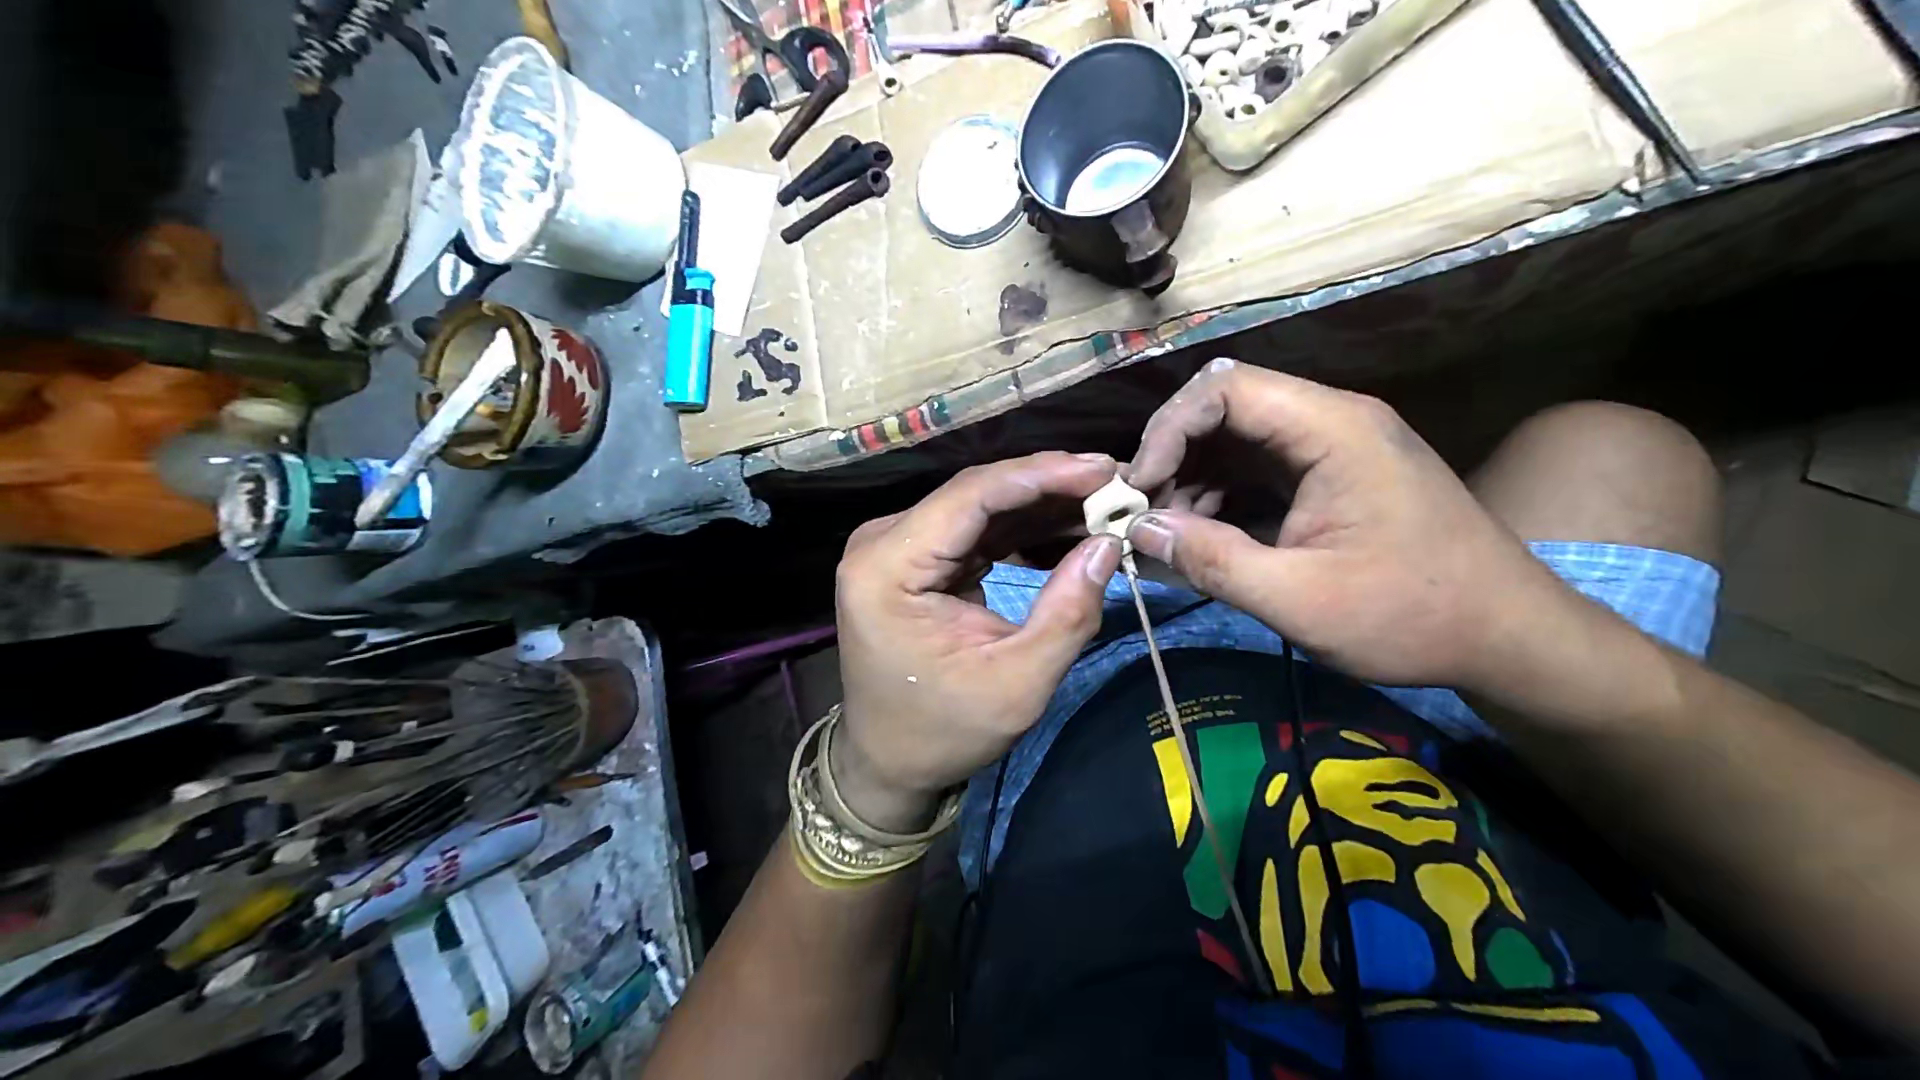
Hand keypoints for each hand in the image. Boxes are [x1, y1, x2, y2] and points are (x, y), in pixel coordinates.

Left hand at [833, 452, 1123, 830]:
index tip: (1104, 470)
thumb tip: (1109, 544)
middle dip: (1048, 487)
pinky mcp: (914, 559)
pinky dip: (1022, 530)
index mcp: (887, 567)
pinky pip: (975, 531)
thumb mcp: (1017, 686)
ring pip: (980, 508)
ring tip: (1104, 504)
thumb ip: (1067, 614)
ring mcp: (896, 547)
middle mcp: (883, 542)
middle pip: (975, 495)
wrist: (887, 759)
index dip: (1041, 476)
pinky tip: (1069, 529)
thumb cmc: (943, 731)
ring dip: (1041, 506)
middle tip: (1116, 485)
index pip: (970, 497)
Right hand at [1123, 360, 1587, 692]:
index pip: (1224, 388)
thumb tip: (1139, 531)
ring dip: (1189, 478)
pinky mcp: (1329, 475)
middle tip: (1141, 512)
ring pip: (1234, 438)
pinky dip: (1217, 495)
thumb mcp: (1300, 599)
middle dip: (1171, 455)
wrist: (1508, 636)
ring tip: (1165, 532)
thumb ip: (1212, 561)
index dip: (1168, 429)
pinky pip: (1255, 467)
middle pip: (1224, 407)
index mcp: (1333, 430)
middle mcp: (1330, 421)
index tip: (1140, 488)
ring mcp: (1331, 447)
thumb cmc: (1412, 616)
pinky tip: (1200, 535)